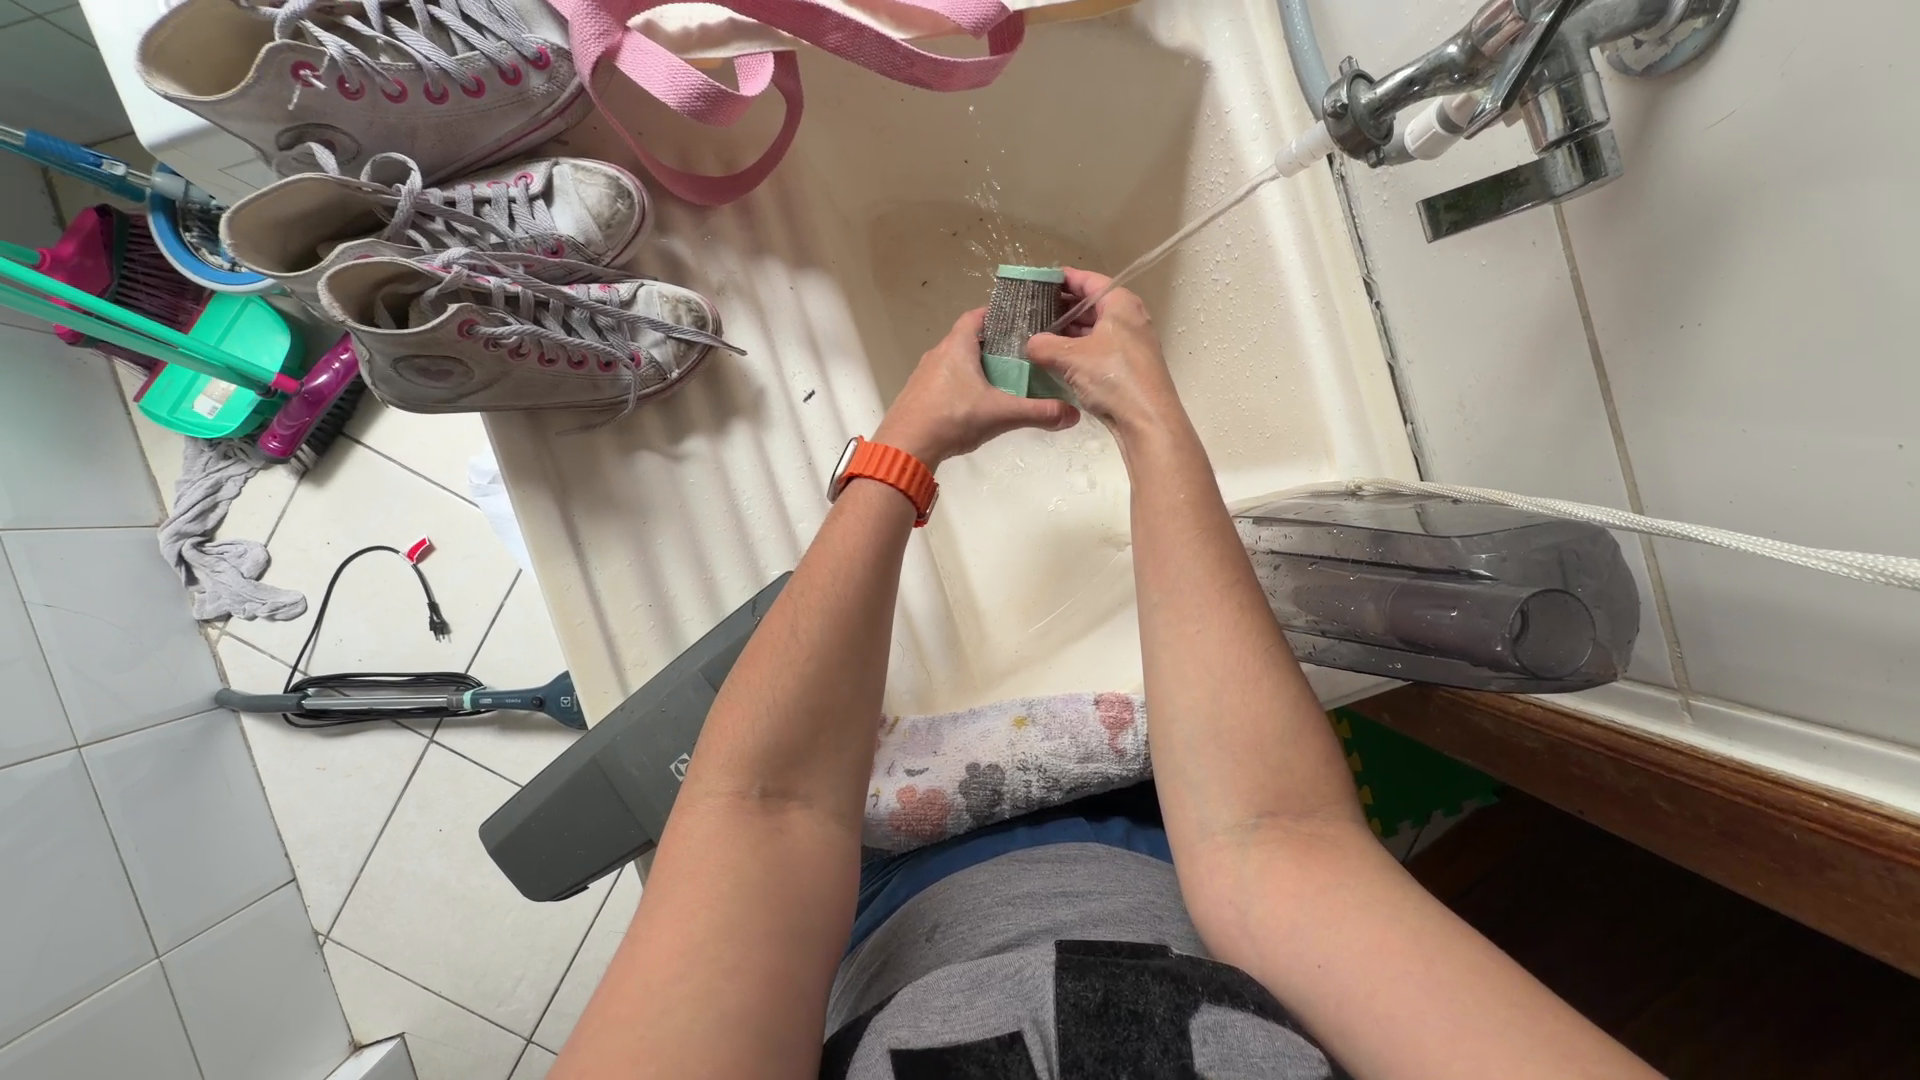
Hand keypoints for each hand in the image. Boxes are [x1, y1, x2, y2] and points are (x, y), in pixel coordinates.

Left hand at [874, 308, 1079, 466]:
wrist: (906, 446)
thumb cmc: (952, 418)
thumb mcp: (1001, 414)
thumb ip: (1037, 412)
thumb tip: (1072, 415)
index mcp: (957, 346)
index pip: (977, 316)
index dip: (997, 315)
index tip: (1017, 322)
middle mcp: (938, 353)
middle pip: (968, 340)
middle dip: (992, 346)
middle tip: (1018, 357)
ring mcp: (924, 375)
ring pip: (955, 362)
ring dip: (975, 368)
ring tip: (1000, 382)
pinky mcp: (917, 395)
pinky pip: (943, 382)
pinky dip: (960, 386)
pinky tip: (972, 405)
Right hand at [1024, 267, 1184, 441]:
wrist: (1147, 420)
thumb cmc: (1113, 377)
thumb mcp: (1071, 358)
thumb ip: (1044, 346)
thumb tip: (1030, 344)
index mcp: (1120, 303)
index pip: (1088, 281)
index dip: (1062, 279)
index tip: (1037, 282)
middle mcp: (1128, 318)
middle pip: (1090, 306)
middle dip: (1061, 310)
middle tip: (1031, 313)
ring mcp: (1129, 344)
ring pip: (1093, 331)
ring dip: (1067, 335)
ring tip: (1037, 337)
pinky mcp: (1127, 368)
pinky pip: (1096, 351)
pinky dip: (1077, 353)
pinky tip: (1055, 361)